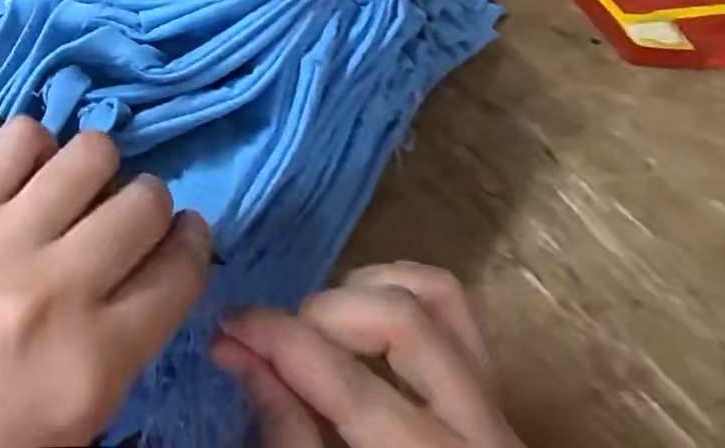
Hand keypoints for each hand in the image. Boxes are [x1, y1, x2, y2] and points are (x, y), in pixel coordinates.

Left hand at [0, 117, 212, 447]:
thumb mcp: (87, 411)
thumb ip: (131, 335)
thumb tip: (156, 260)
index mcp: (97, 358)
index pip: (180, 270)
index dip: (193, 242)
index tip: (184, 234)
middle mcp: (58, 286)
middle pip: (144, 202)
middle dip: (150, 205)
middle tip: (128, 218)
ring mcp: (4, 237)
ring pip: (90, 155)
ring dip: (100, 168)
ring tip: (81, 189)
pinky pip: (16, 137)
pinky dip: (35, 144)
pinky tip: (31, 171)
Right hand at [212, 263, 522, 447]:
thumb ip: (284, 429)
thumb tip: (233, 348)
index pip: (345, 376)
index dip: (274, 336)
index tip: (226, 324)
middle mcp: (484, 432)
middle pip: (400, 316)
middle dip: (321, 314)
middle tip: (280, 343)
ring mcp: (498, 407)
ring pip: (434, 295)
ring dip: (361, 296)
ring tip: (321, 332)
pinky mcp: (492, 393)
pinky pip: (453, 309)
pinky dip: (396, 292)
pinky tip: (358, 323)